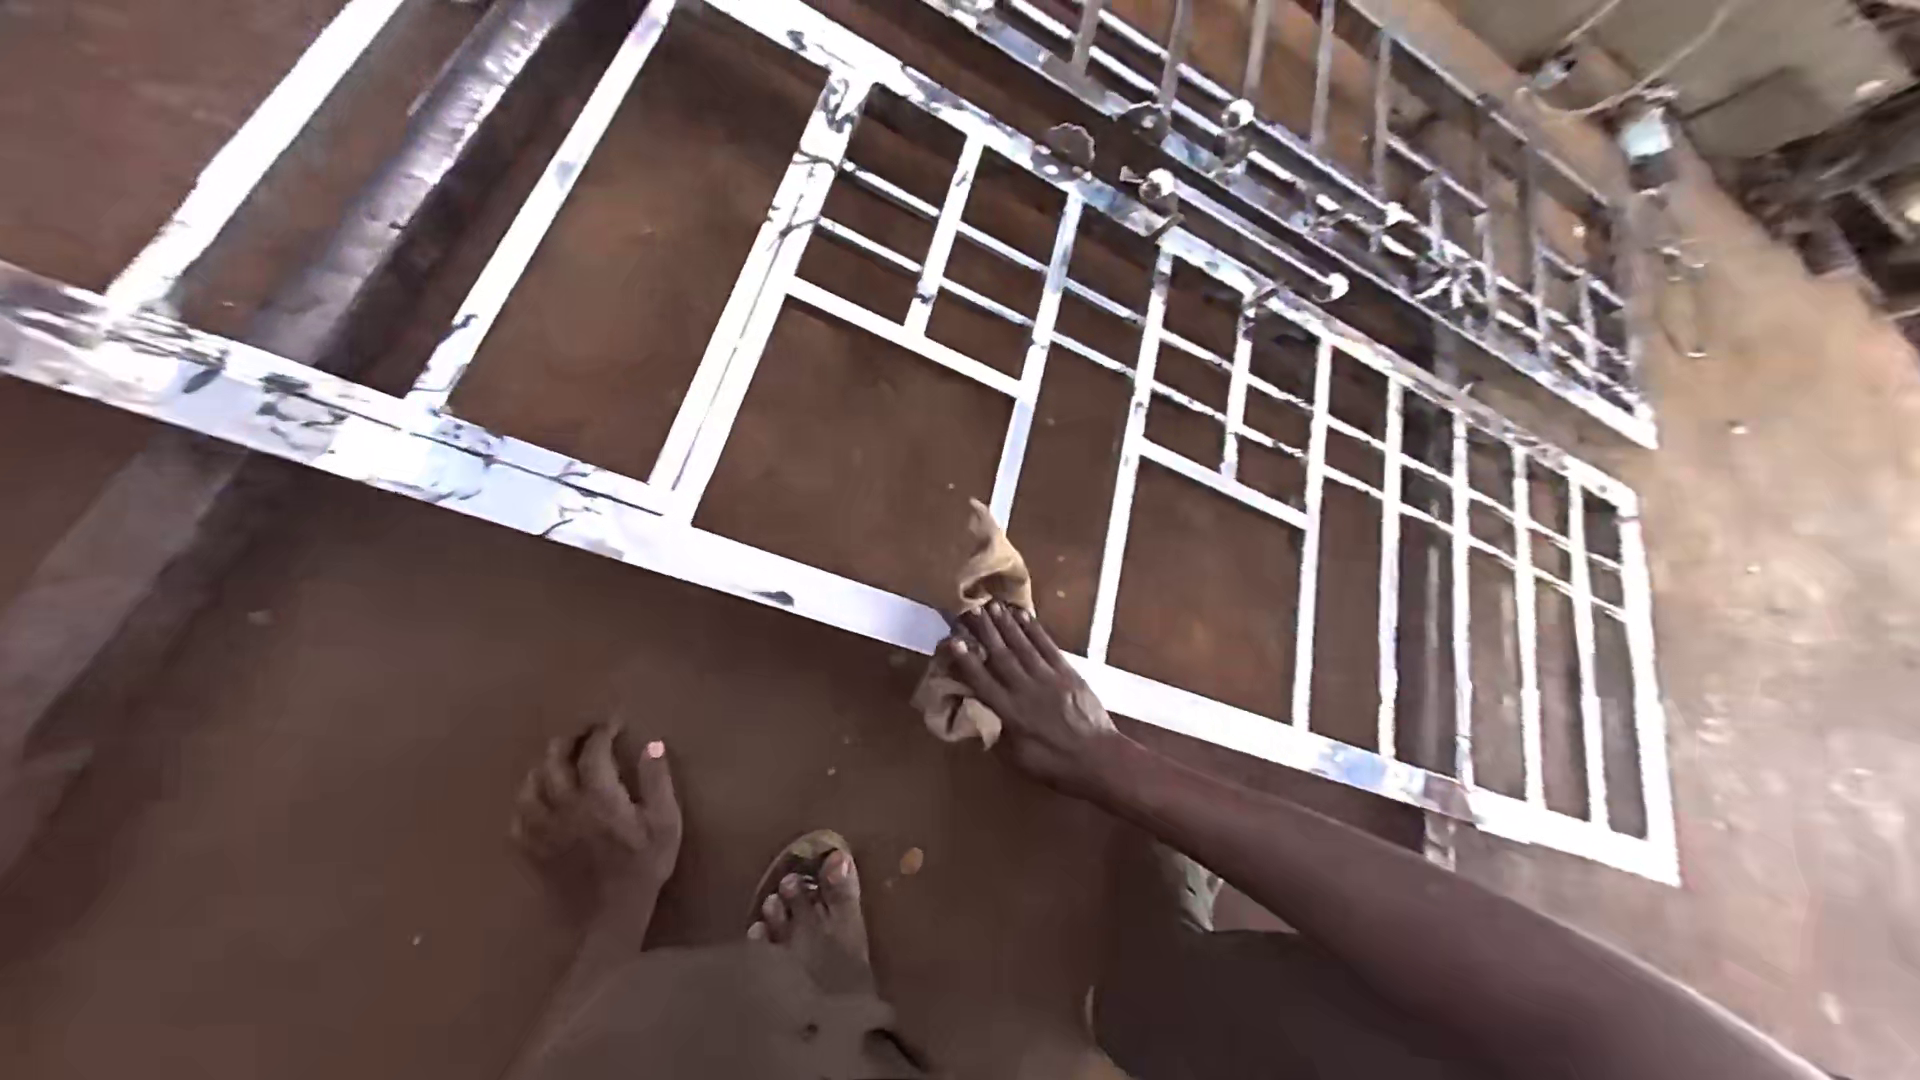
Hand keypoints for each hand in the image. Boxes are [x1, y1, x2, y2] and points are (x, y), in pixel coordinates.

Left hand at [512, 721, 681, 908]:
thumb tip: (652, 744)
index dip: (602, 731)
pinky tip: (536, 801)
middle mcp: (565, 807)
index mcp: (599, 796)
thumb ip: (658, 780)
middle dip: (567, 741)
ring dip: (542, 767)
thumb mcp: (666, 820)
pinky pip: (517, 819)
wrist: (611, 917)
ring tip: (556, 761)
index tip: (614, 722)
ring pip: (529, 787)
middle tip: (583, 733)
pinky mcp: (532, 852)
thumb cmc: (645, 864)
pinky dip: (525, 802)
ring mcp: (543, 831)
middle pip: (553, 762)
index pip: (593, 751)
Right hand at [944, 601, 1129, 800]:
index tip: (954, 641)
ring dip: (1006, 624)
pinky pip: (1047, 646)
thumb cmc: (1054, 765)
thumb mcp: (1017, 759)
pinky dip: (1034, 629)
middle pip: (1000, 655)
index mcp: (1010, 713)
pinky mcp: (1067, 673)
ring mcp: (1048, 678)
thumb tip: (978, 715)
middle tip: (970, 609)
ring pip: (1022, 645)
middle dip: (984, 631)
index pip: (982, 682)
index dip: (967, 661)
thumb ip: (996, 734)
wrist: (1098, 759)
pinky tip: (1023, 615)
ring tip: (991, 604)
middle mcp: (1025, 690)